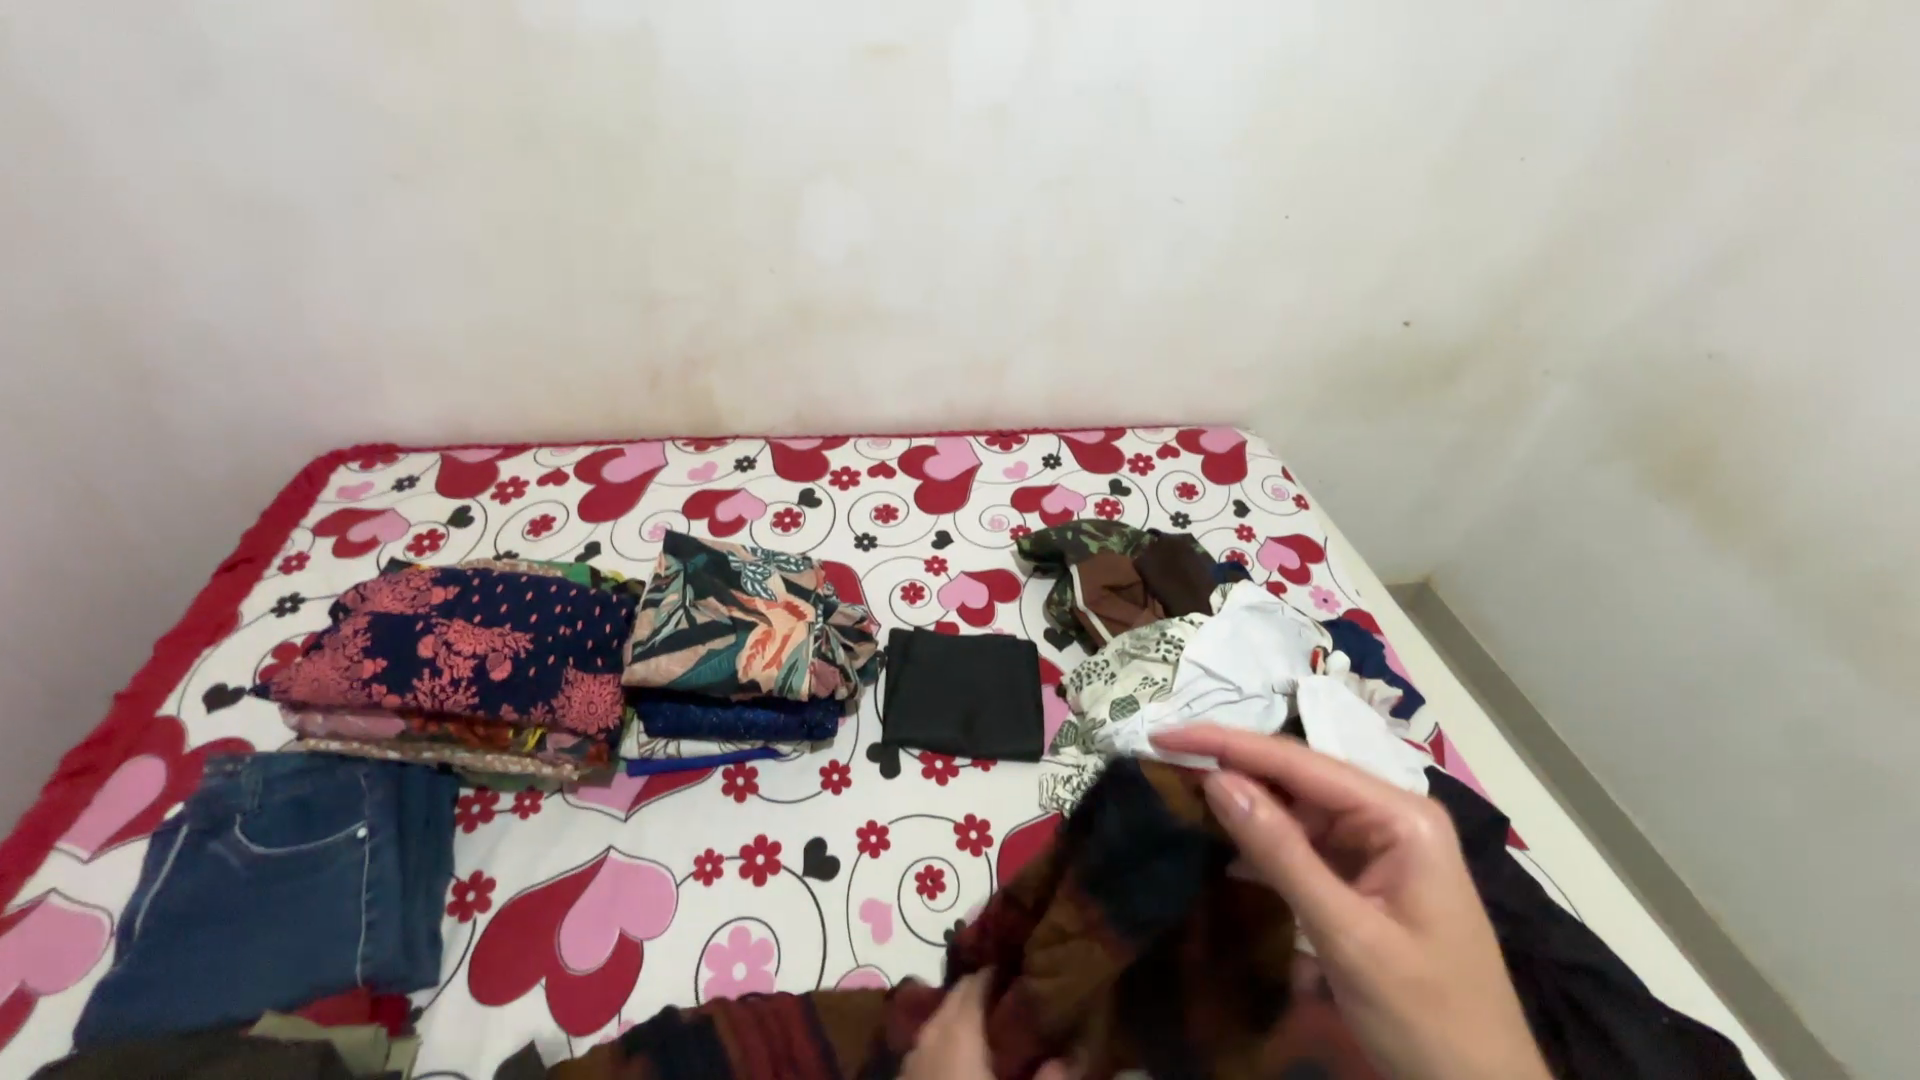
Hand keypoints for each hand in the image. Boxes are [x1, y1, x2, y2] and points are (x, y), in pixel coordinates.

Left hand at [899, 970, 1076, 1079]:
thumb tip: (1069, 1055)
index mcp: (957, 1032)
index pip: (976, 983)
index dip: (998, 973)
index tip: (1021, 970)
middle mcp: (928, 1036)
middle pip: (954, 999)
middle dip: (980, 993)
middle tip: (1012, 997)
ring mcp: (909, 1062)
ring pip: (937, 1024)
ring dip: (961, 1019)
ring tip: (992, 1029)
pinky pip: (926, 1050)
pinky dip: (945, 1045)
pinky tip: (964, 1062)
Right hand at [1152, 725, 1549, 1079]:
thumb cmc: (1427, 1017)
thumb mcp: (1347, 936)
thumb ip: (1281, 852)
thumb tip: (1215, 779)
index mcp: (1399, 817)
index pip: (1298, 762)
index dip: (1227, 743)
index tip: (1164, 733)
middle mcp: (1389, 817)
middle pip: (1295, 777)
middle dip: (1230, 764)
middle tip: (1161, 757)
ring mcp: (1378, 847)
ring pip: (1294, 807)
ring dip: (1240, 801)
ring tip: (1176, 787)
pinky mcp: (1364, 877)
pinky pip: (1302, 843)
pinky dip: (1259, 840)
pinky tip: (1219, 836)